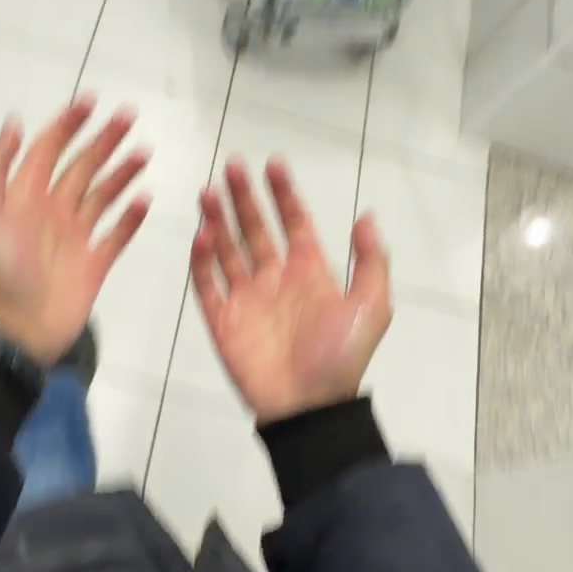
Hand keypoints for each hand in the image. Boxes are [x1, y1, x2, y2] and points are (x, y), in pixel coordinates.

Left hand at [0, 95, 150, 361]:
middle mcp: (53, 210)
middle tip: (130, 116)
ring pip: (104, 195)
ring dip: (123, 172)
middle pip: (83, 166)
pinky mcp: (95, 263)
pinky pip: (118, 235)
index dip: (68, 124)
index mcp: (25, 196)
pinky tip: (146, 199)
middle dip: (104, 140)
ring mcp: (76, 237)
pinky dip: (132, 217)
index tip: (92, 102)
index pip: (49, 149)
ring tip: (144, 152)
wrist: (17, 327)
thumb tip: (13, 124)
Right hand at [189, 157, 392, 423]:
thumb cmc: (340, 356)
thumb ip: (371, 260)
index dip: (283, 192)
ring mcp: (245, 297)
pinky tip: (200, 235)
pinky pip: (207, 284)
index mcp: (308, 270)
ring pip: (227, 249)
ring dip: (217, 219)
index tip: (273, 163)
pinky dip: (201, 260)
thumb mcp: (371, 306)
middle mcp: (274, 277)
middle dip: (243, 196)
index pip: (293, 221)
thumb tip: (367, 215)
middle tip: (231, 165)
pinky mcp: (222, 319)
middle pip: (254, 228)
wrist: (309, 408)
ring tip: (207, 192)